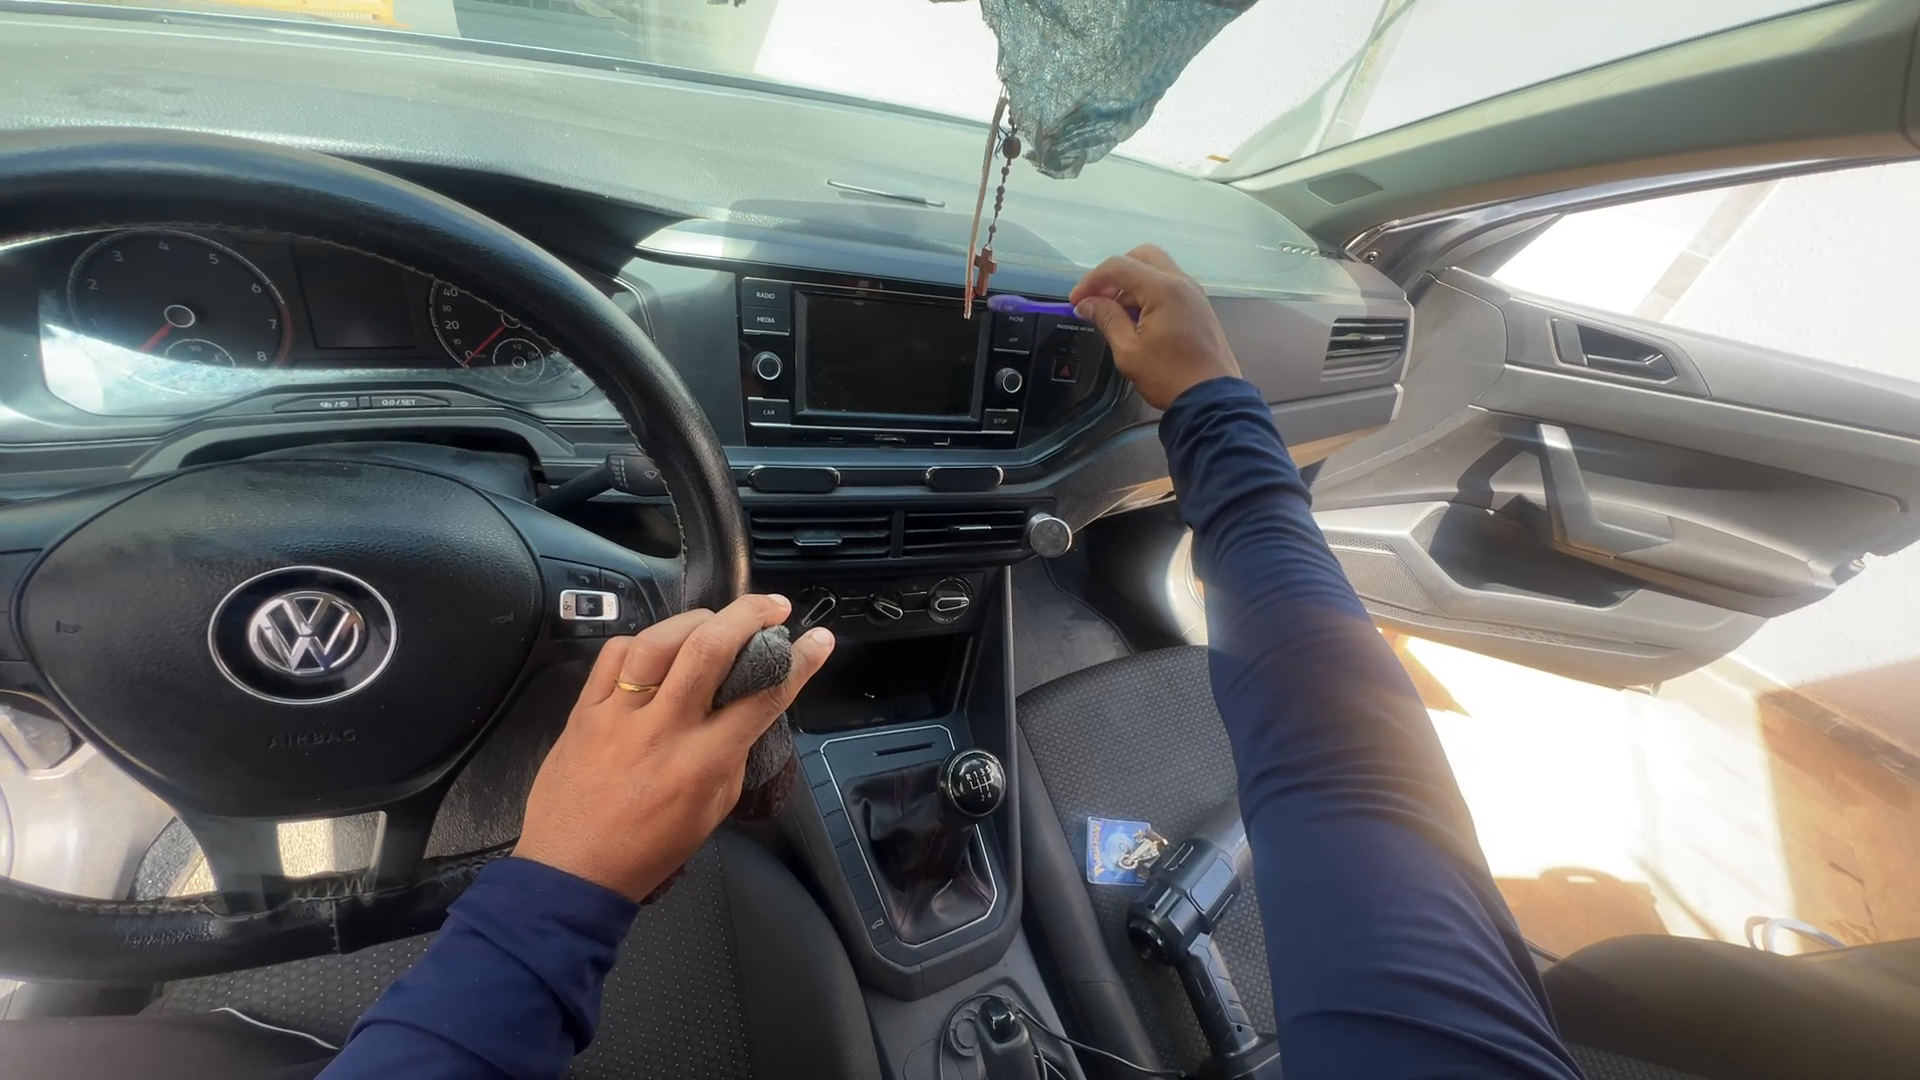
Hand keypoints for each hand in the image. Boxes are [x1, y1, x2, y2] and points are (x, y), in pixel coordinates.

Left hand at [515, 594, 833, 899]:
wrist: (569, 873)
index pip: (763, 697)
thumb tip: (749, 705)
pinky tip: (662, 645)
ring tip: (718, 619)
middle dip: (749, 615)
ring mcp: (618, 715)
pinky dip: (645, 640)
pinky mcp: (583, 710)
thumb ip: (735, 750)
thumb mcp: (717, 805)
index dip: (799, 662)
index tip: (819, 640)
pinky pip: (614, 654)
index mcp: (702, 762)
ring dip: (699, 619)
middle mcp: (662, 729)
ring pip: (660, 641)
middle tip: (773, 606)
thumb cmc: (652, 847)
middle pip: (709, 649)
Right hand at [1069, 244, 1240, 409]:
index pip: (1118, 267)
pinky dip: (1148, 293)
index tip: (1076, 302)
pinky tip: (1136, 319)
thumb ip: (1106, 319)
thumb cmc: (1167, 375)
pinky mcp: (1198, 306)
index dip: (1091, 281)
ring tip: (1114, 313)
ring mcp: (1193, 293)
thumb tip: (1086, 304)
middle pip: (1141, 256)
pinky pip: (1168, 285)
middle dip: (1114, 274)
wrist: (1210, 396)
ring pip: (1156, 269)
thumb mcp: (1128, 350)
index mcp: (1163, 288)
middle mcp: (1181, 282)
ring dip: (1131, 284)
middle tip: (1098, 299)